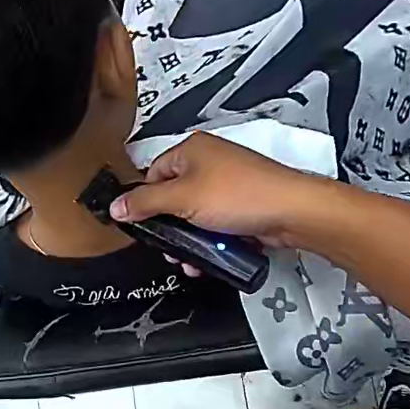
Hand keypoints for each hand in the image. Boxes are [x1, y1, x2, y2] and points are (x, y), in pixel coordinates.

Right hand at [109, 131, 342, 250]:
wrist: (290, 212)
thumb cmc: (244, 195)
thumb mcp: (183, 199)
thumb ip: (146, 203)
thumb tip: (119, 206)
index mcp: (192, 150)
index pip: (153, 173)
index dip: (146, 201)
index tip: (141, 223)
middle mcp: (211, 163)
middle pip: (175, 198)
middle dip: (171, 228)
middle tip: (171, 247)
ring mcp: (230, 185)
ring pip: (197, 216)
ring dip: (192, 240)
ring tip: (192, 258)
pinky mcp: (244, 206)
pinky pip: (219, 225)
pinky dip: (213, 241)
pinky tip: (213, 256)